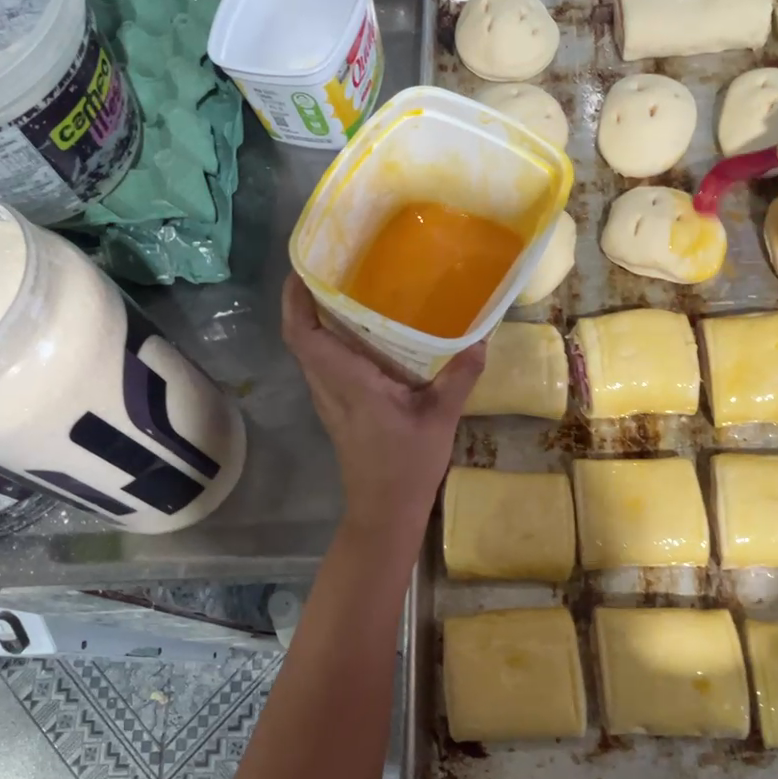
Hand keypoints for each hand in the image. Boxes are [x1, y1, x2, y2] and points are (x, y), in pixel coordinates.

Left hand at [281, 275, 485, 536]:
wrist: (384, 511)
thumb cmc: (407, 466)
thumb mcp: (440, 418)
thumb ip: (460, 377)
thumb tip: (482, 338)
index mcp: (348, 383)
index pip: (304, 335)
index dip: (295, 299)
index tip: (304, 267)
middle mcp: (329, 388)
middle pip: (300, 337)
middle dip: (303, 300)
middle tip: (329, 268)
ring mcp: (328, 401)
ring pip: (309, 352)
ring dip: (314, 320)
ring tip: (342, 291)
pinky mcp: (336, 411)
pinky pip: (322, 365)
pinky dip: (328, 341)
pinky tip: (359, 334)